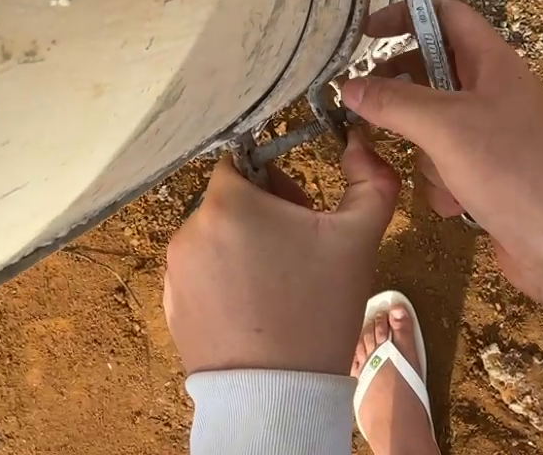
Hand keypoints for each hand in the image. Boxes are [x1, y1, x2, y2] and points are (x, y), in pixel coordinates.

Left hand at [162, 133, 399, 374]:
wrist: (279, 400)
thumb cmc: (318, 309)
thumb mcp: (358, 238)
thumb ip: (370, 180)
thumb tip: (360, 143)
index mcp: (228, 202)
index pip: (245, 161)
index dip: (277, 181)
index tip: (300, 212)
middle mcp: (190, 228)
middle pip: (231, 199)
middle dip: (264, 214)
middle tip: (298, 252)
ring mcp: (176, 270)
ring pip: (217, 235)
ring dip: (245, 246)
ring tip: (278, 286)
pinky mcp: (172, 305)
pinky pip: (202, 271)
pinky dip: (225, 279)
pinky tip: (254, 310)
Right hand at [339, 0, 542, 369]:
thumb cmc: (513, 169)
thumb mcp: (445, 127)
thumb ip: (392, 101)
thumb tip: (346, 85)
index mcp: (494, 61)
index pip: (445, 14)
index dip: (404, 14)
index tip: (364, 33)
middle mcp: (495, 91)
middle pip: (433, 72)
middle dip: (403, 94)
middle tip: (369, 107)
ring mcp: (495, 134)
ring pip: (435, 124)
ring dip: (427, 151)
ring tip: (441, 173)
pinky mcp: (493, 174)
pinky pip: (449, 163)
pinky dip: (445, 182)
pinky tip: (458, 205)